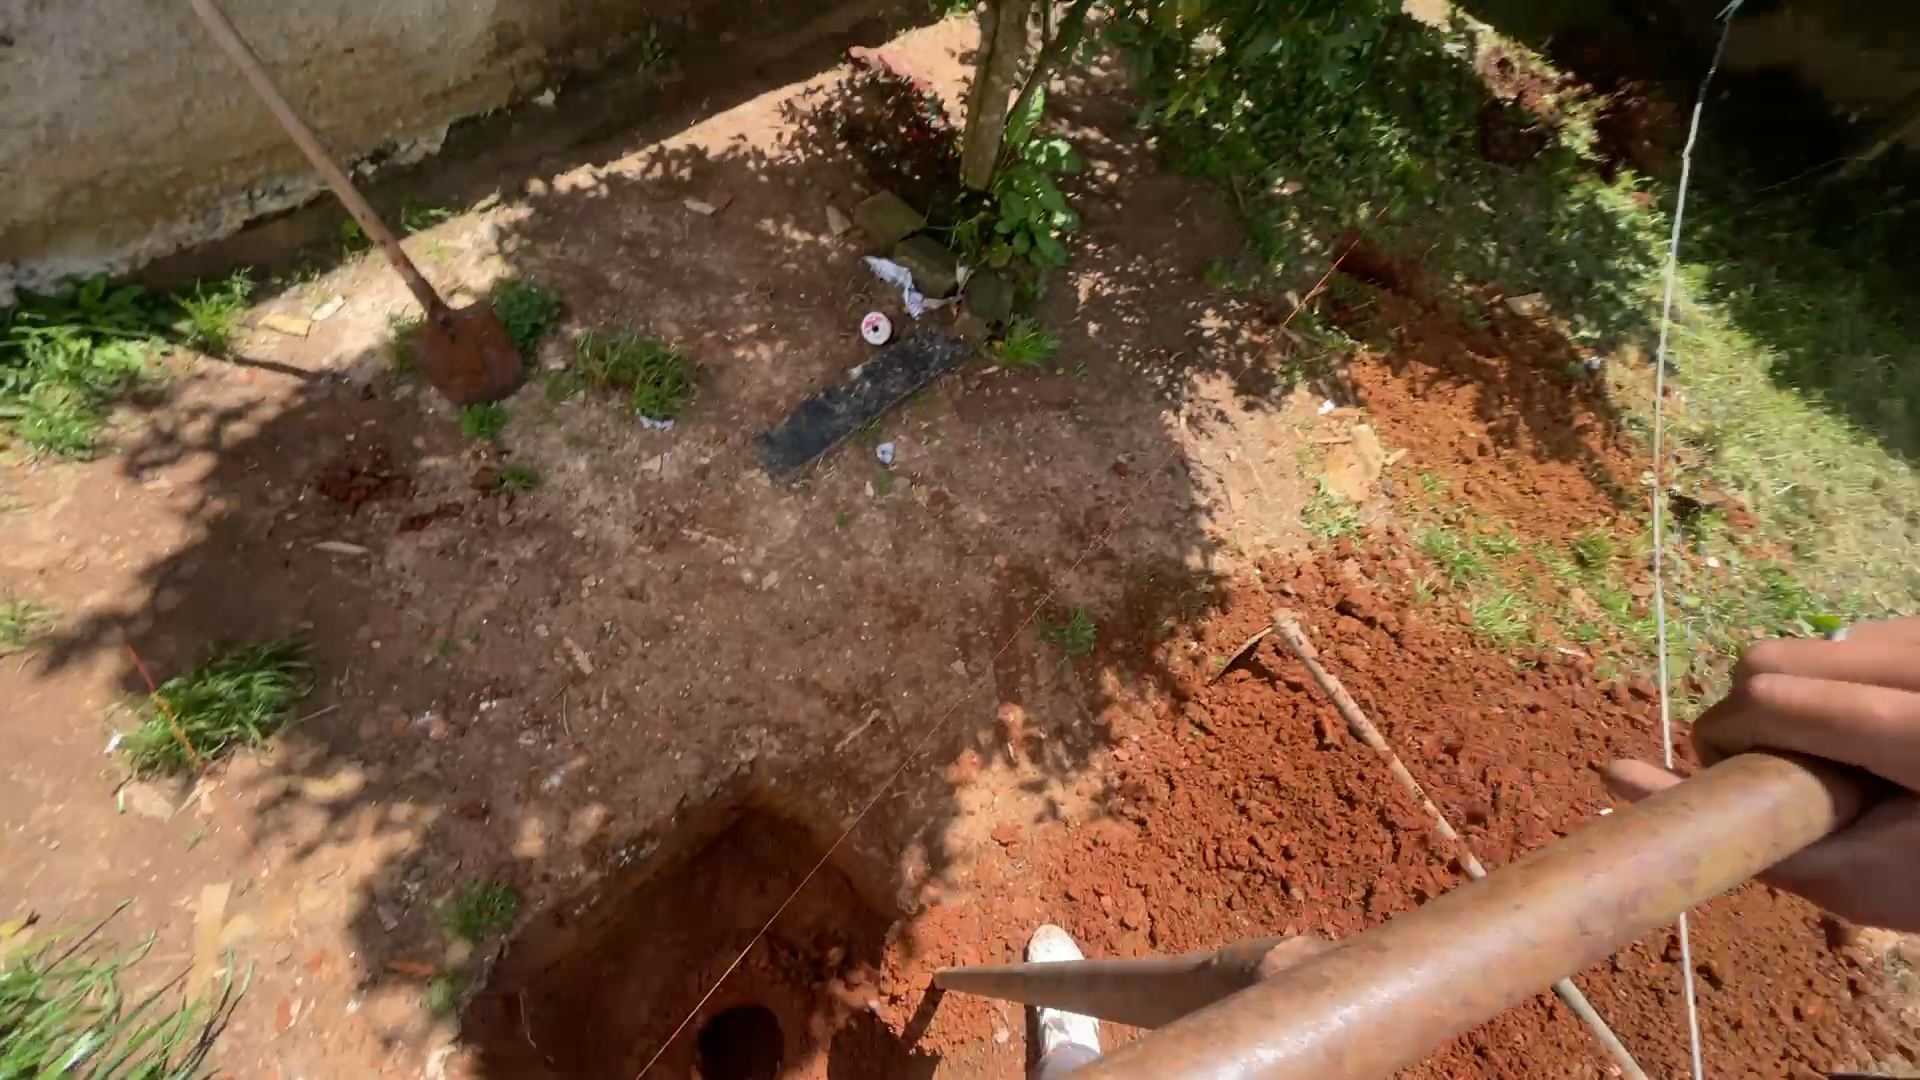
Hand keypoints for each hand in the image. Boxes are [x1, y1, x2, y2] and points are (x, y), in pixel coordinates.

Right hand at [1605, 618, 1919, 931]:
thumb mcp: (1875, 883)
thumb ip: (1747, 836)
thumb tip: (1612, 774)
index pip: (1769, 698)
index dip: (1734, 741)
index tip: (1754, 783)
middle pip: (1769, 662)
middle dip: (1754, 717)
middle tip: (1799, 771)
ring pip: (1798, 648)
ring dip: (1791, 697)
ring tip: (1854, 750)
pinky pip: (1842, 642)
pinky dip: (1836, 681)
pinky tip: (1886, 724)